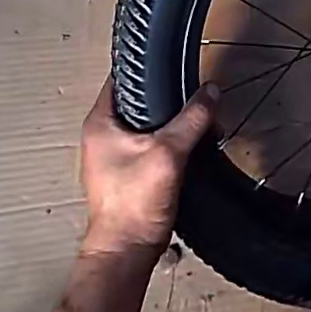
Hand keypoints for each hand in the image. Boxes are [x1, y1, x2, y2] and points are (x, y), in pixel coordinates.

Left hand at [78, 75, 217, 256]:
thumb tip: (211, 91)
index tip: (165, 57)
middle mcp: (101, 136)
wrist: (126, 255)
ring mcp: (112, 157)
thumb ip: (192, 118)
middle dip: (163, 95)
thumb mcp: (169, 152)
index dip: (142, 66)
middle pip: (135, 100)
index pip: (119, 78)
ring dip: (168, 120)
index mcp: (99, 123)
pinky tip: (188, 142)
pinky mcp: (126, 174)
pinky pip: (149, 144)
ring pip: (144, 123)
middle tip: (187, 87)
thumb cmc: (134, 204)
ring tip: (194, 115)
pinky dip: (168, 140)